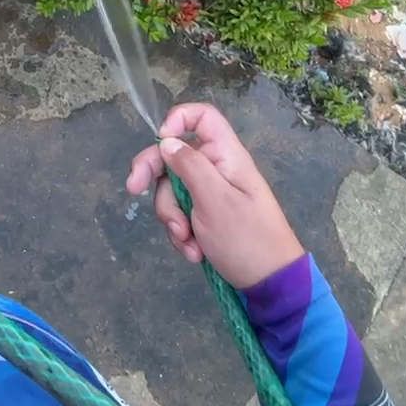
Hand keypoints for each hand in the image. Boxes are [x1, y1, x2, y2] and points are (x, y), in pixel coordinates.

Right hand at [125, 103, 304, 288]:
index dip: (177, 120)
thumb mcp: (215, 201)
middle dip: (153, 176)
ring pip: (171, 188)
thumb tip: (165, 141)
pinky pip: (179, 212)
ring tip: (187, 241)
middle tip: (133, 190)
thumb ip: (189, 166)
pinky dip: (181, 232)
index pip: (201, 117)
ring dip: (172, 216)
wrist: (271, 288)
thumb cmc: (248, 239)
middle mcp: (215, 168)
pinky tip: (193, 251)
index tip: (160, 142)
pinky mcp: (204, 215)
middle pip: (173, 154)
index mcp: (226, 156)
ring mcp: (209, 192)